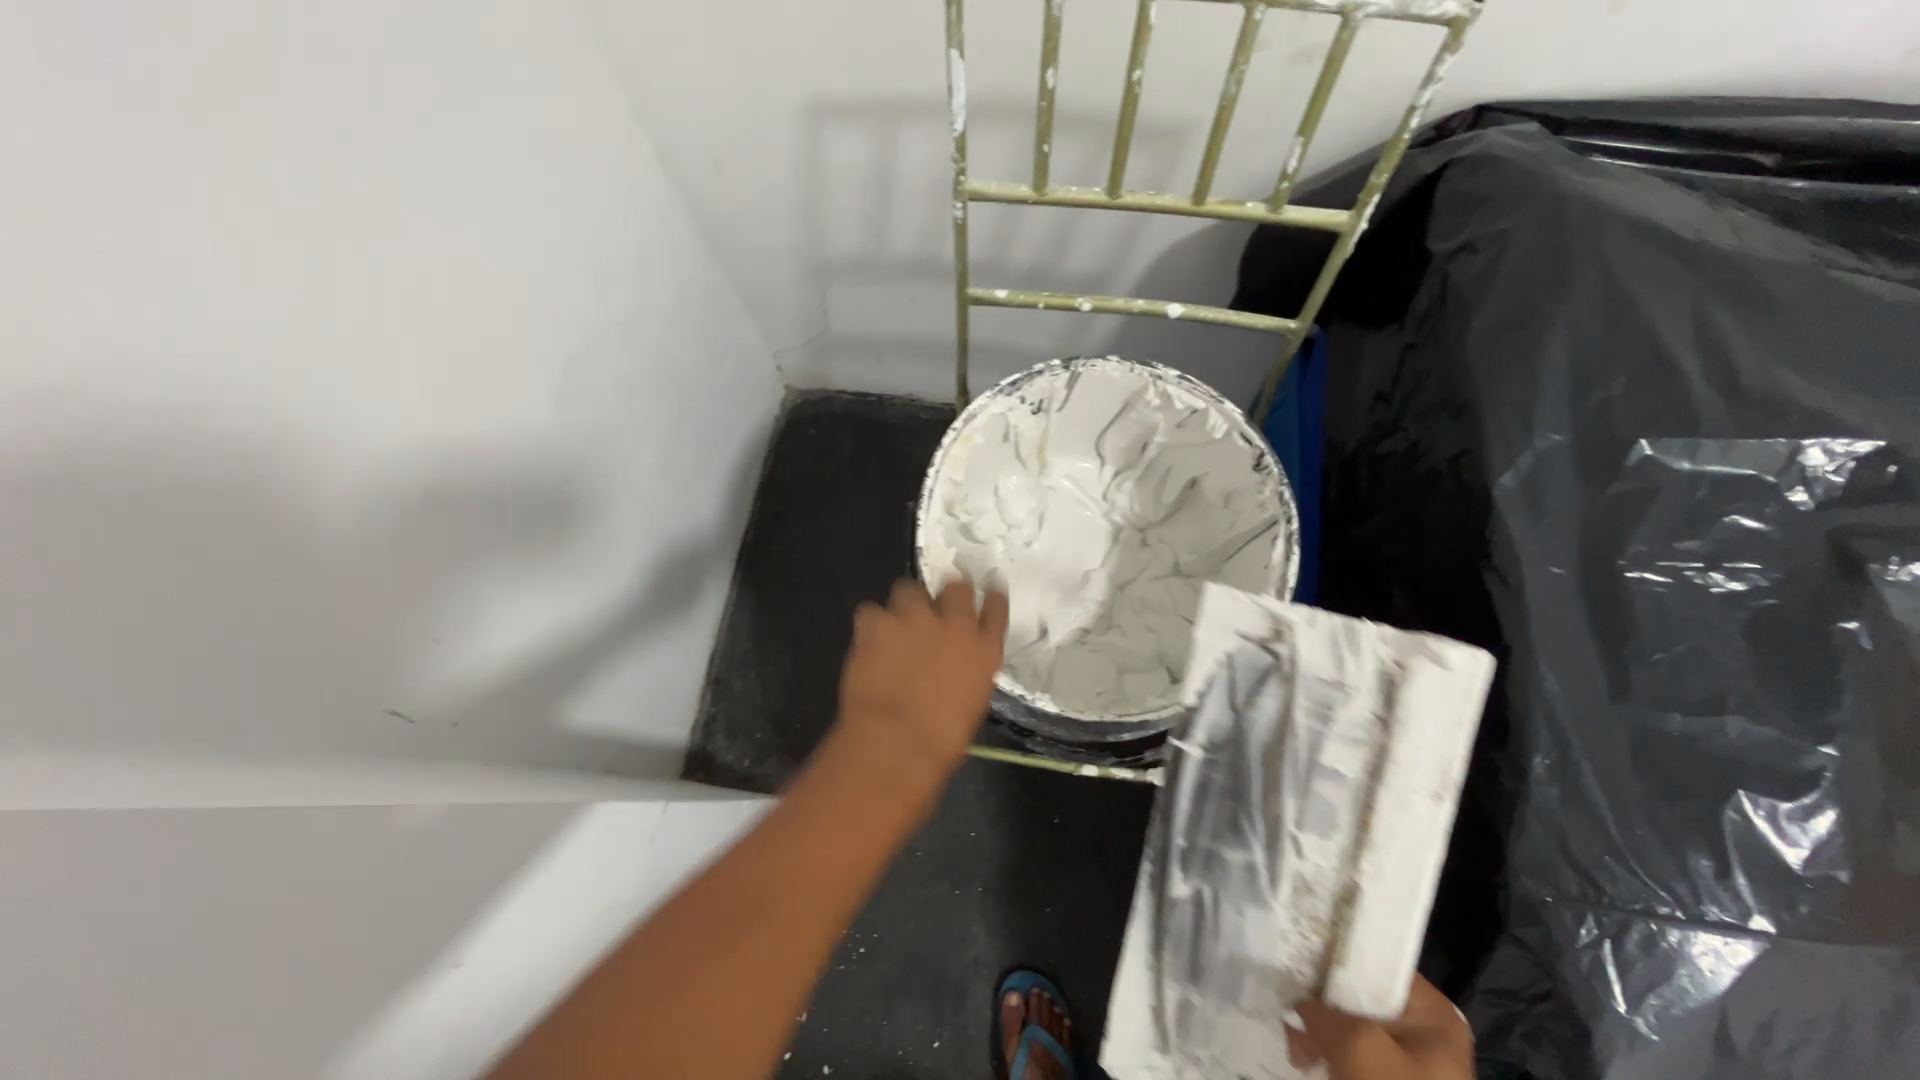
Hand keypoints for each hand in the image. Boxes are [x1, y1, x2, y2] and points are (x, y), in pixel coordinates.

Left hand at [834, 578, 1008, 784]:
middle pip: (957, 586)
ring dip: (906, 603)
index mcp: (985, 649)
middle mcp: (954, 623)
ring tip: (897, 622)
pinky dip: (871, 623)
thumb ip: (969, 672)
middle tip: (935, 606)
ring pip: (910, 589)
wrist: (896, 742)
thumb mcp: (972, 703)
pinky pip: (872, 611)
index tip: (987, 591)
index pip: (996, 606)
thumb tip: (956, 667)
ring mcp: (915, 618)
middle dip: (948, 592)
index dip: (990, 596)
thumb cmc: (942, 739)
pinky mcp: (877, 623)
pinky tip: (869, 639)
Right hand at [1288, 975, 1472, 1079]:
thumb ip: (1320, 1012)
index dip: (1334, 960)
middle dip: (1320, 1009)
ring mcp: (1409, 1066)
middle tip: (1294, 1029)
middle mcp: (1425, 1033)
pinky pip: (1352, 1061)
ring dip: (1319, 1039)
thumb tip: (1299, 1006)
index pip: (1377, 964)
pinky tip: (1308, 1066)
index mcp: (1433, 1014)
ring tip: (1298, 1056)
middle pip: (1360, 999)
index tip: (1295, 965)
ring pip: (1350, 1032)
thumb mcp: (1357, 1046)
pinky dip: (1328, 1061)